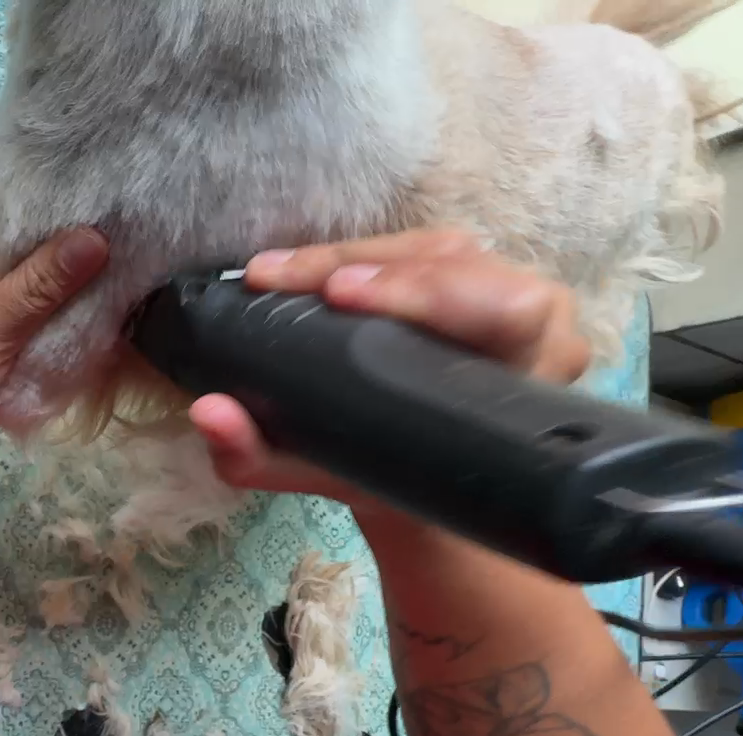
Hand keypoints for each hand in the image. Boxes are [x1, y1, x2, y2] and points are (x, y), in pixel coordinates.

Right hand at [188, 230, 590, 509]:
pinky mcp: (479, 282)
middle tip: (279, 277)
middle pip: (460, 263)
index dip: (427, 291)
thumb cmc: (374, 480)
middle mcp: (537, 332)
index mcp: (519, 384)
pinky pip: (429, 251)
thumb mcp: (306, 478)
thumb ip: (252, 455)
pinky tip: (312, 264)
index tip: (339, 294)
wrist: (411, 480)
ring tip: (282, 271)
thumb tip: (205, 410)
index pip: (506, 310)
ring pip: (442, 248)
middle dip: (364, 265)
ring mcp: (512, 298)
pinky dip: (367, 252)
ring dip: (357, 253)